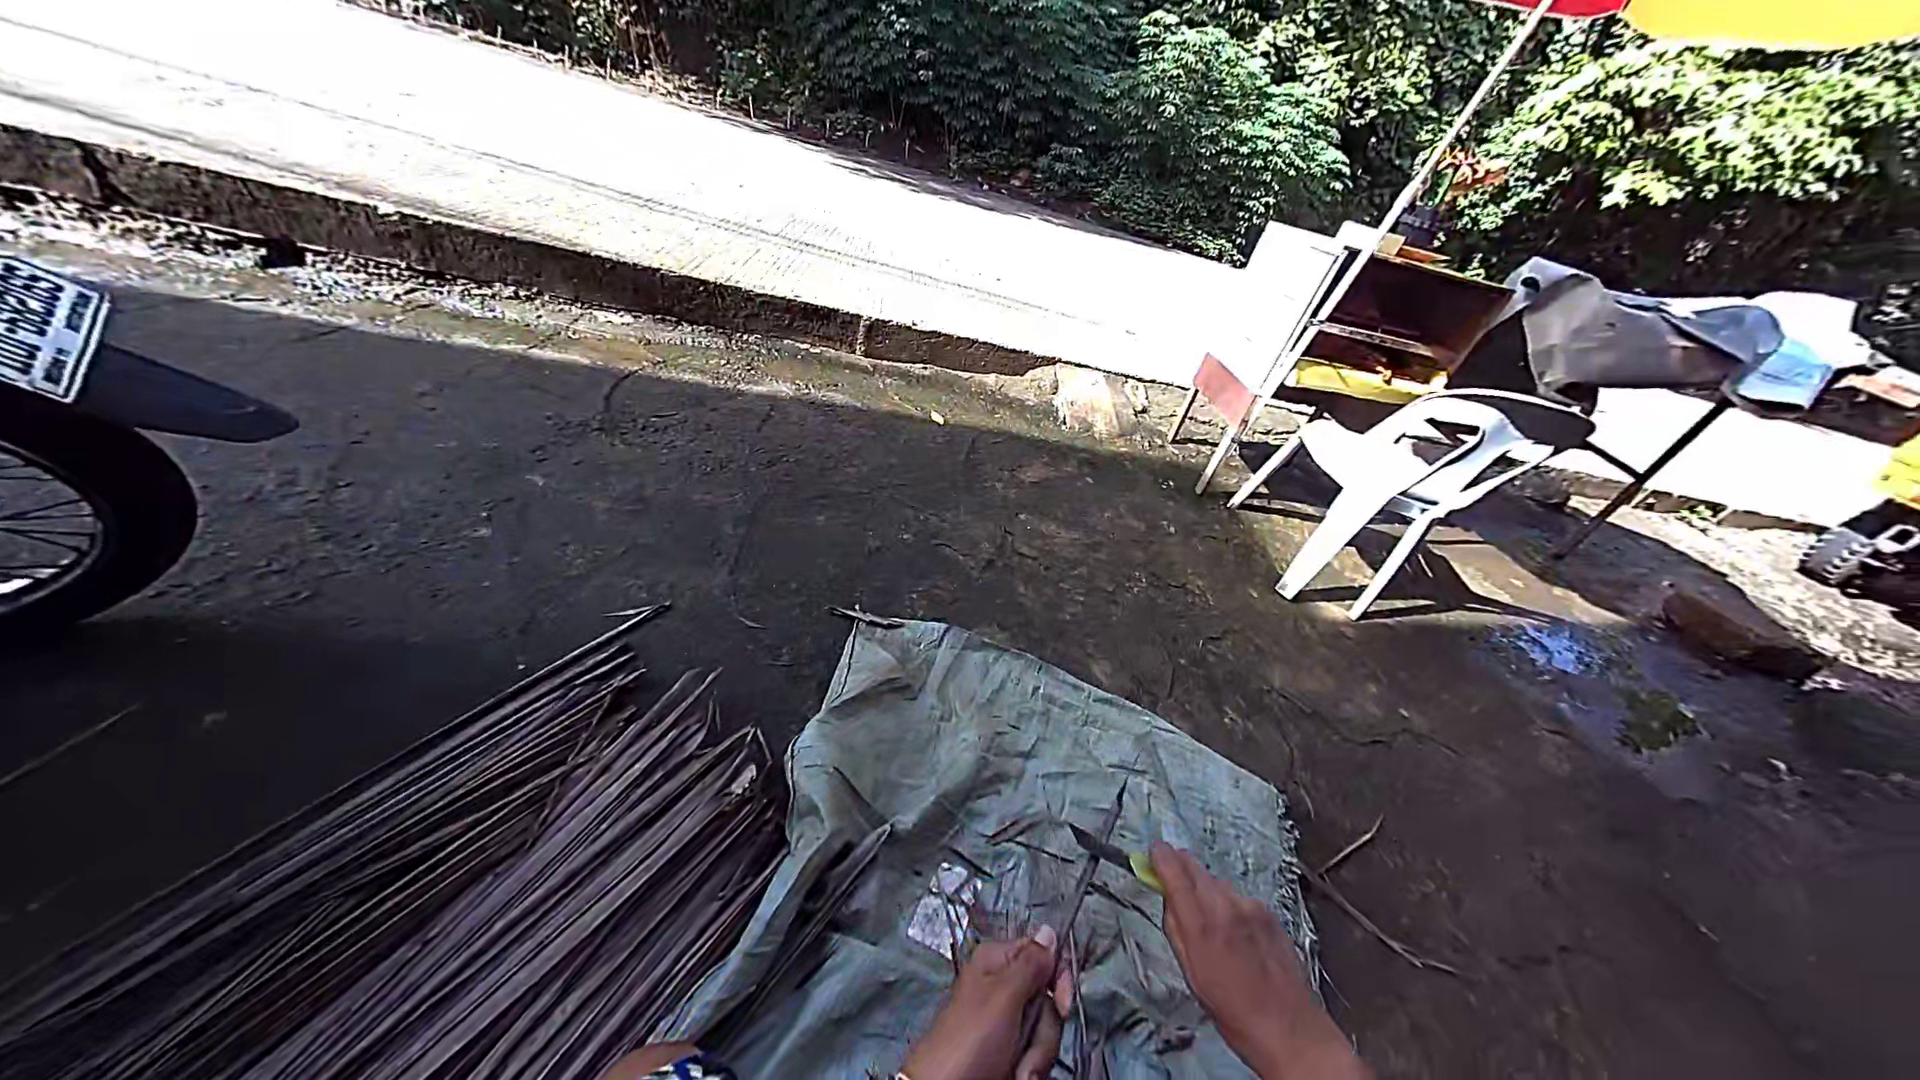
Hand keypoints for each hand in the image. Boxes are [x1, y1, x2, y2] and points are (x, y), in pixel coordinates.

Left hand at [902, 923, 1073, 1079]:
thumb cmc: (970, 1039)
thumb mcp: (1003, 996)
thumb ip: (1030, 964)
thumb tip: (1049, 930)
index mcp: (998, 961)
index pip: (1043, 954)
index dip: (1058, 977)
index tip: (1062, 1003)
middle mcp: (1004, 986)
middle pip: (1047, 998)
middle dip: (1043, 1029)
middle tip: (1023, 1045)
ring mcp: (1007, 1021)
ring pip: (1045, 1031)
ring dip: (1036, 1056)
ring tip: (1015, 1070)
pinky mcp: (1009, 1051)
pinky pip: (1035, 1054)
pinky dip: (1029, 1070)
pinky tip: (1015, 1077)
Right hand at [1151, 845, 1369, 1079]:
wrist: (1289, 1029)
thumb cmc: (1232, 1010)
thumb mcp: (1190, 973)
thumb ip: (1174, 927)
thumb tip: (1166, 896)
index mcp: (1200, 925)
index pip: (1174, 871)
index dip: (1160, 856)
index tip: (1154, 851)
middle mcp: (1225, 907)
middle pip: (1195, 866)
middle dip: (1180, 867)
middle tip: (1173, 878)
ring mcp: (1250, 906)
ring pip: (1216, 881)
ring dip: (1206, 888)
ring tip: (1209, 916)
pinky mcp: (1269, 911)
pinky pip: (1238, 896)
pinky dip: (1229, 902)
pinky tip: (1235, 929)